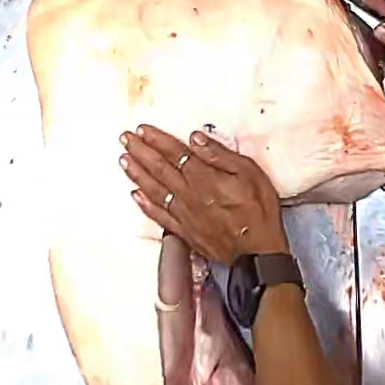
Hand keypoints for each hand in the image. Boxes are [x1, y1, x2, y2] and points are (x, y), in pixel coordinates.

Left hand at [121, 125, 288, 264]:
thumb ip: (219, 155)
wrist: (259, 254)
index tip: (142, 129)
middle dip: (140, 152)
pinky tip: (137, 195)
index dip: (157, 140)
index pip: (175, 153)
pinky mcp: (185, 232)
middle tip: (125, 139)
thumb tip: (195, 138)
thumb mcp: (248, 172)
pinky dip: (146, 205)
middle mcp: (189, 195)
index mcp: (204, 177)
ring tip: (124, 160)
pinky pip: (160, 216)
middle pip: (159, 169)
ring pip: (155, 190)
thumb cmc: (258, 210)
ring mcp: (184, 215)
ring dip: (137, 174)